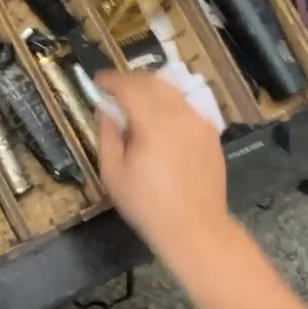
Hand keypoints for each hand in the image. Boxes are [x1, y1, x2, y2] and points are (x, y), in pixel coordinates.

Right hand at [95, 70, 235, 264]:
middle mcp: (179, 114)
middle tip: (113, 89)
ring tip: (135, 100)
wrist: (194, 227)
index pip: (128, 87)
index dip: (110, 80)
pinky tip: (160, 119)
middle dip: (130, 80)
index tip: (96, 82)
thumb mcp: (113, 174)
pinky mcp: (210, 133)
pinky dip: (169, 103)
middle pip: (153, 81)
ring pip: (172, 90)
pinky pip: (187, 106)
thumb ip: (107, 136)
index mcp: (152, 123)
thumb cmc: (147, 205)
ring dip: (151, 88)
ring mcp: (199, 122)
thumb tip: (105, 111)